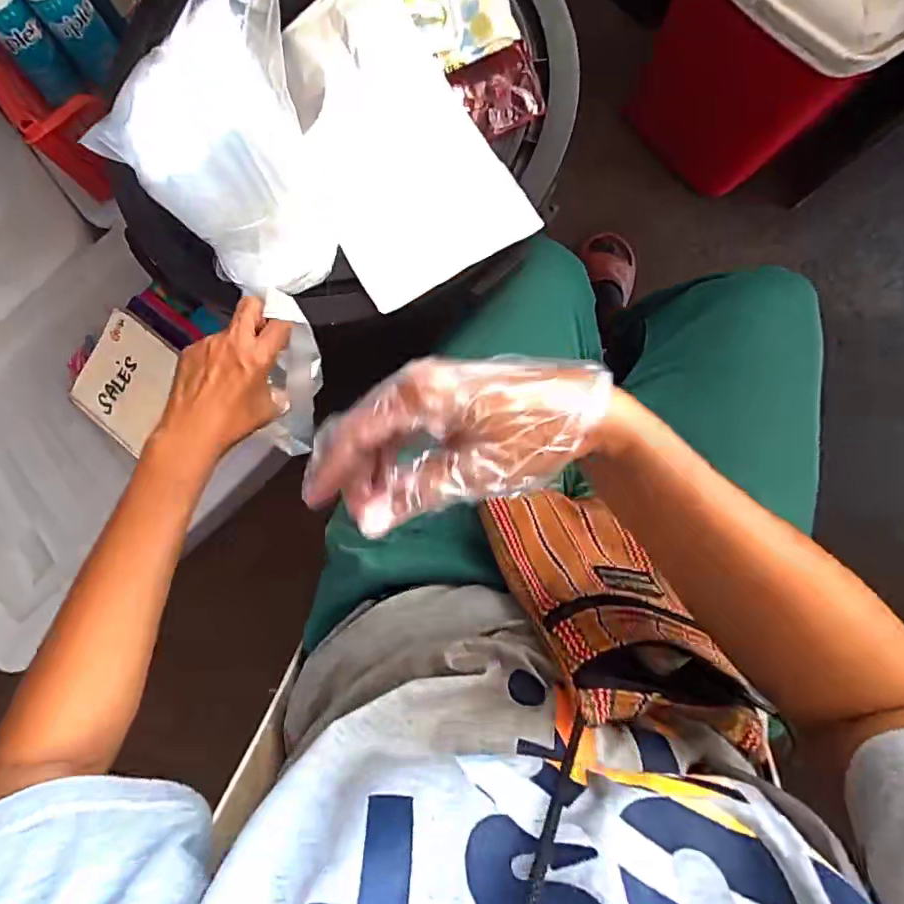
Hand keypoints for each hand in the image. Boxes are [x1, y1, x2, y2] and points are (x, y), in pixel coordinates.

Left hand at [149, 296, 292, 463]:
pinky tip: (211, 378)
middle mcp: (232, 342)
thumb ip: (276, 395)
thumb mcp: (265, 411)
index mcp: (256, 355)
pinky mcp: (189, 351)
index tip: (283, 334)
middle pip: (250, 305)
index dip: (285, 326)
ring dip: (234, 341)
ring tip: (231, 368)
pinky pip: (207, 346)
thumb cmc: (228, 424)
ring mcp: (208, 344)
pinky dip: (213, 356)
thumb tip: (278, 393)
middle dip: (259, 311)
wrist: (189, 433)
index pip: (280, 323)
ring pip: (227, 329)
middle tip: (261, 329)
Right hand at [301, 356, 613, 537]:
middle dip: (351, 469)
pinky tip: (395, 478)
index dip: (334, 468)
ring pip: (380, 424)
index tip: (316, 500)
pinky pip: (401, 422)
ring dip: (371, 463)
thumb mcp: (475, 472)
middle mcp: (416, 380)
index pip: (358, 431)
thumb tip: (367, 522)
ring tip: (375, 502)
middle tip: (351, 509)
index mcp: (419, 392)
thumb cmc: (533, 437)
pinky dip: (392, 452)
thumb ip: (416, 493)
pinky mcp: (443, 393)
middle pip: (363, 424)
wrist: (587, 410)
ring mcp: (430, 384)